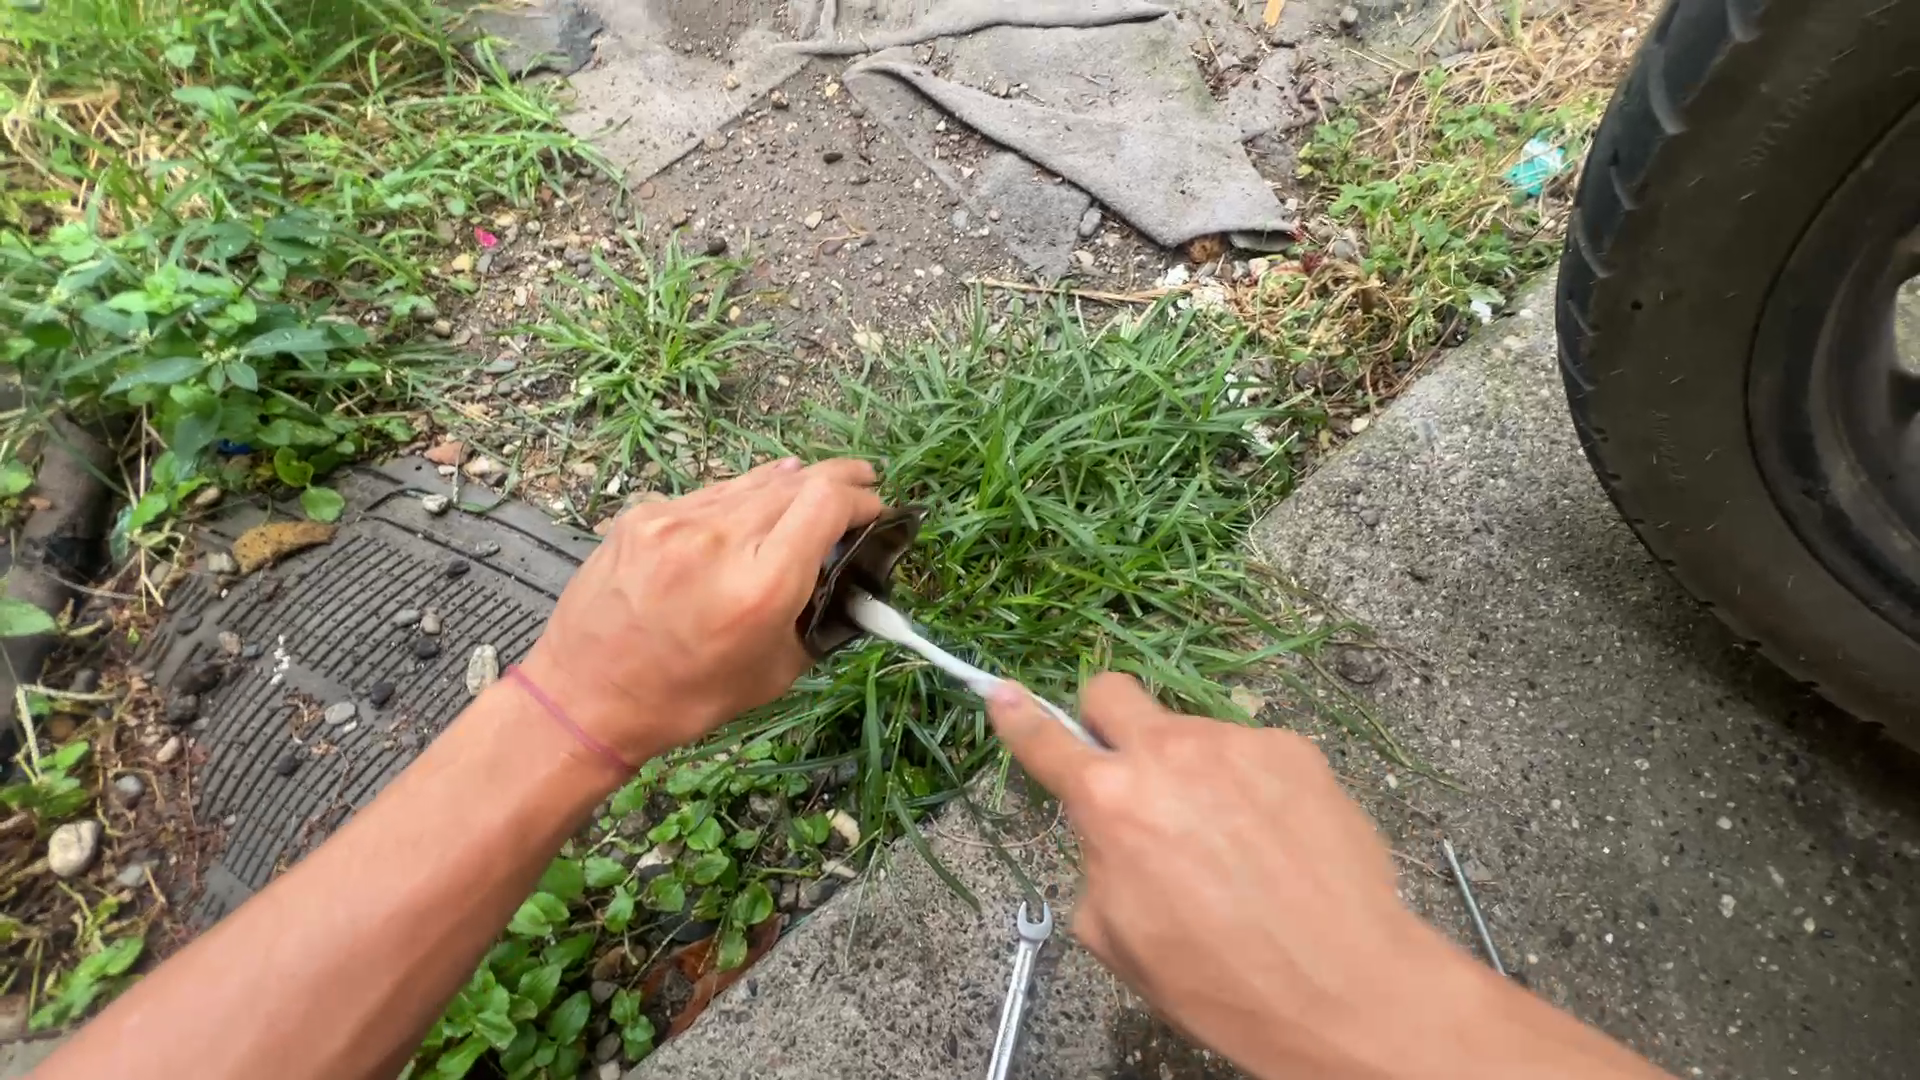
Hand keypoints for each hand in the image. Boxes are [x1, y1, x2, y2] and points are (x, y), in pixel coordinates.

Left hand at [522, 457, 881, 763]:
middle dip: (840, 478)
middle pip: (799, 480)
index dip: (861, 496)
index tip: (876, 505)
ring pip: (757, 479)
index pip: (826, 502)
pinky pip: (715, 492)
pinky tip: (761, 497)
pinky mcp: (645, 514)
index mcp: (761, 585)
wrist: (587, 696)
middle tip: (864, 481)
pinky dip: (749, 492)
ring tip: (818, 484)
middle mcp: (720, 539)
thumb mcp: (777, 670)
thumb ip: (817, 614)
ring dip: (797, 480)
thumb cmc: (691, 697)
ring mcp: (676, 520)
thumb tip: (845, 574)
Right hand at [987, 674, 1471, 1077]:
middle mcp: (1165, 754)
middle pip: (1111, 690)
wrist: (1350, 992)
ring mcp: (1230, 741)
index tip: (1001, 692)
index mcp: (1109, 802)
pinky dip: (1247, 782)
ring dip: (1189, 767)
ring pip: (1186, 730)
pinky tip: (1275, 835)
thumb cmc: (1220, 982)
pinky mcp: (1288, 746)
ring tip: (1230, 836)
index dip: (1016, 715)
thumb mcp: (1118, 936)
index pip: (1045, 741)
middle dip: (1108, 721)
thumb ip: (1095, 862)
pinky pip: (1246, 750)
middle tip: (1133, 769)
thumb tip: (1105, 830)